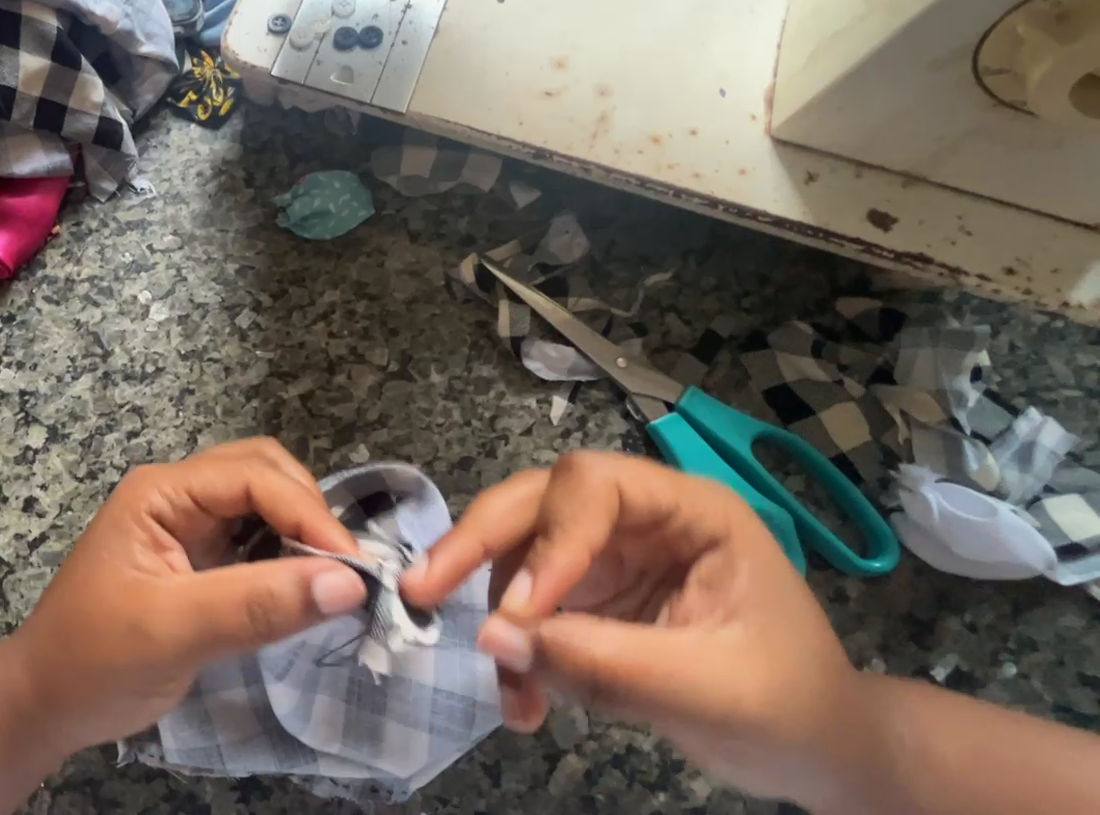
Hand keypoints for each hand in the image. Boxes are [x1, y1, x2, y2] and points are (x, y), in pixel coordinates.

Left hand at [0, 438, 369, 759]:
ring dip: (301, 528)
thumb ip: (256, 604)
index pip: (250, 476)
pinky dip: (287, 551)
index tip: (354, 568)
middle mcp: (177, 495)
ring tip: (332, 575)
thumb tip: (348, 583)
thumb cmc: (94, 659)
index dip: (307, 513)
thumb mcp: (173, 630)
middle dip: (307, 510)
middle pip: (260, 471)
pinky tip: (304, 583)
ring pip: (261, 499)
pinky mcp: (199, 556)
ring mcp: (187, 524)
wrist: (45, 701)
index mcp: (161, 492)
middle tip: (344, 568)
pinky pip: (254, 535)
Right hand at [400, 450, 865, 802]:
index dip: (549, 535)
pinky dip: (511, 646)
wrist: (815, 750)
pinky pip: (521, 602)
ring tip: (508, 691)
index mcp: (686, 510)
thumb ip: (603, 662)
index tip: (524, 609)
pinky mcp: (581, 592)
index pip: (591, 486)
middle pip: (532, 503)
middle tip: (421, 591)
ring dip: (492, 612)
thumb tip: (492, 640)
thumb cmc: (792, 708)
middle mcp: (632, 517)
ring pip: (514, 551)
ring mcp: (601, 552)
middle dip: (475, 546)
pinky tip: (523, 701)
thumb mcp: (713, 691)